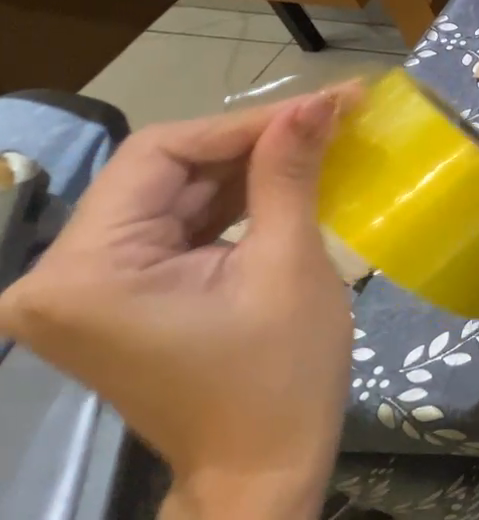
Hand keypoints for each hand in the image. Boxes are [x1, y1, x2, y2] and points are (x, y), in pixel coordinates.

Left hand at [0, 92, 354, 519]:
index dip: (248, 123)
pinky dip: (236, 201)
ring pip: (175, 194)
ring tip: (327, 137)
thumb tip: (319, 100)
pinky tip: (293, 178)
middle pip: (162, 172)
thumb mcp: (289, 262)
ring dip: (250, 166)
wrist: (263, 459)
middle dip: (254, 141)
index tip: (329, 104)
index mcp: (84, 271)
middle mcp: (60, 275)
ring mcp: (85, 288)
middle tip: (338, 113)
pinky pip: (178, 226)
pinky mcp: (119, 296)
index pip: (159, 155)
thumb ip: (289, 175)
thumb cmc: (280, 368)